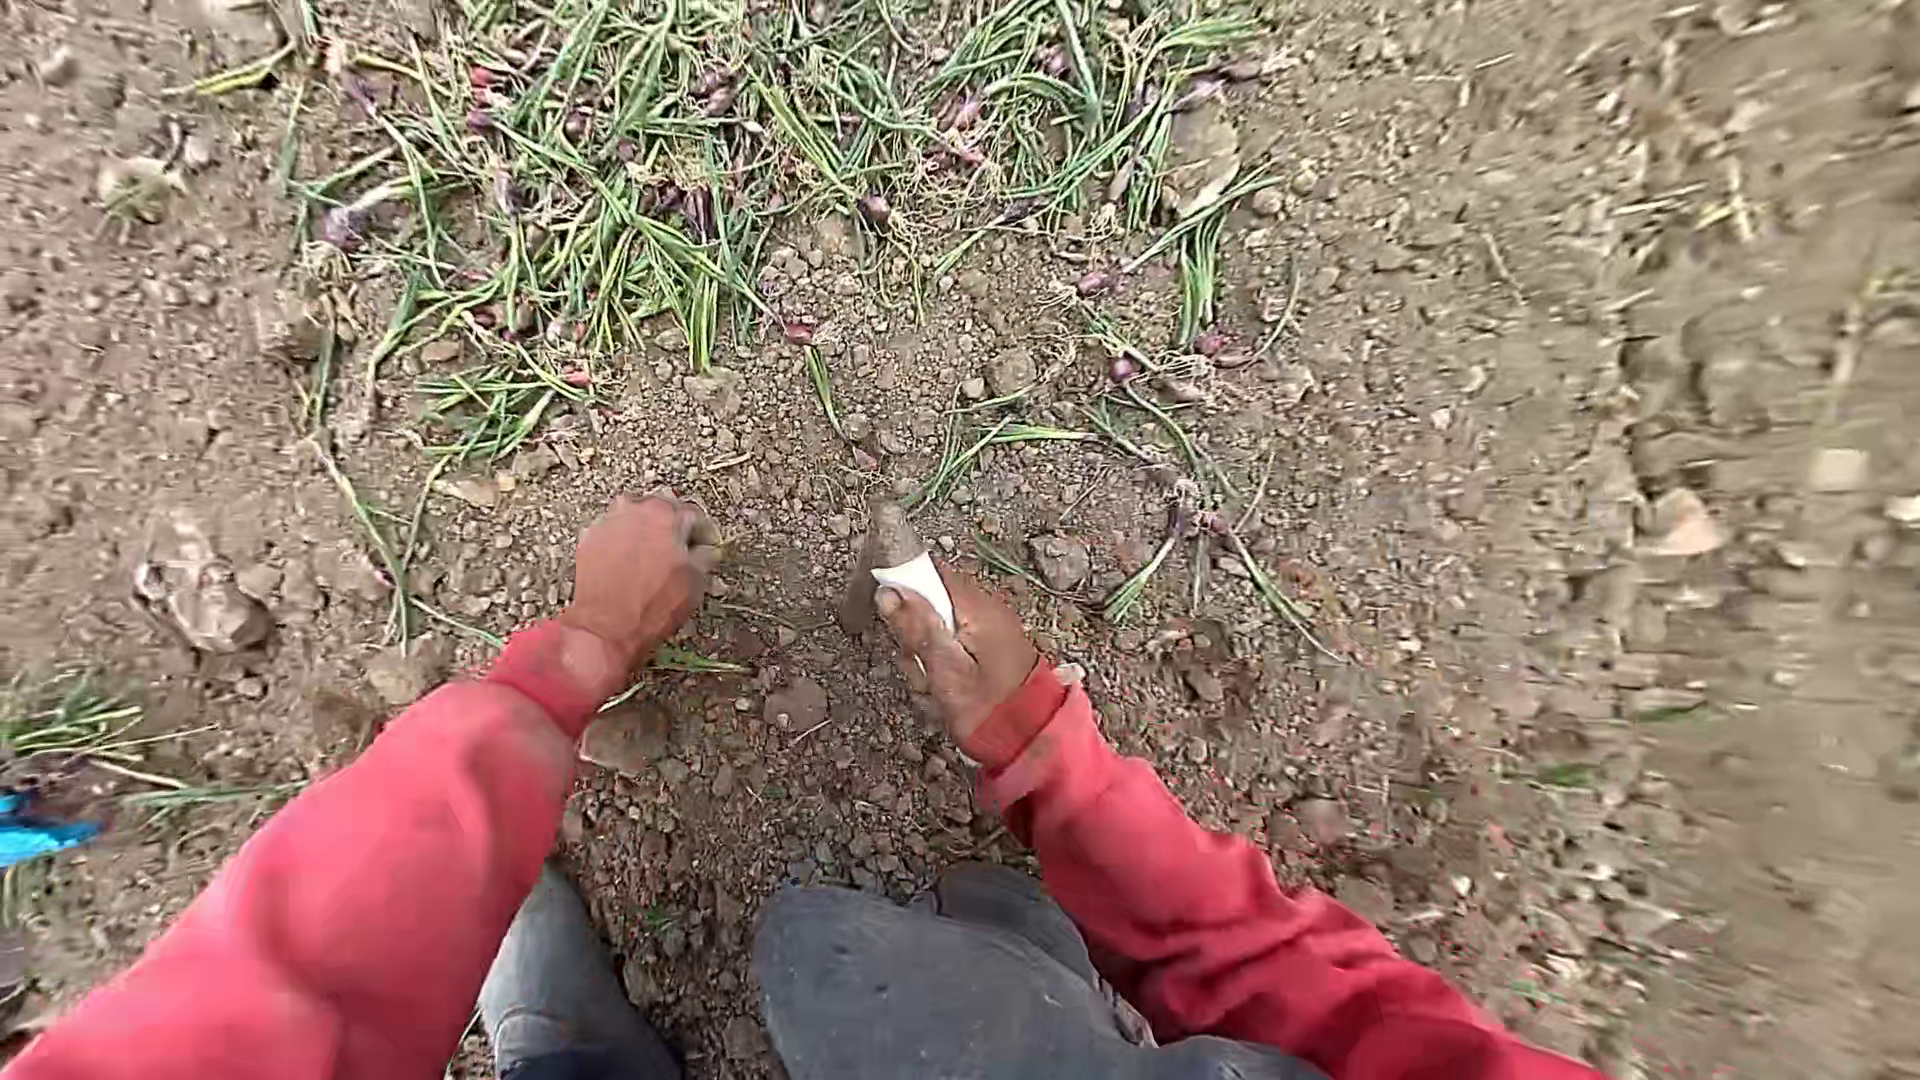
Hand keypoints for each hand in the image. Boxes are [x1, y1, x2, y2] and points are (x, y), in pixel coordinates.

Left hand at [558, 493, 716, 668]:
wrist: (607, 627)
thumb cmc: (653, 604)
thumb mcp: (696, 579)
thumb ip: (705, 554)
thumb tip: (705, 549)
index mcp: (665, 515)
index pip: (694, 515)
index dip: (704, 534)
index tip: (706, 547)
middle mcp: (634, 511)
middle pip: (661, 510)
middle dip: (673, 529)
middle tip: (681, 551)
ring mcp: (608, 524)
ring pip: (635, 519)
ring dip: (647, 532)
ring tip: (654, 557)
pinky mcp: (589, 540)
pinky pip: (613, 534)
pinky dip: (624, 544)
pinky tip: (631, 565)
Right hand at [876, 563, 1037, 745]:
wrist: (1032, 740)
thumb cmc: (989, 709)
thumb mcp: (946, 670)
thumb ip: (918, 629)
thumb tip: (889, 592)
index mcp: (976, 607)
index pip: (930, 572)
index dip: (904, 588)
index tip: (895, 620)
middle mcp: (985, 609)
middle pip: (931, 603)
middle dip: (916, 634)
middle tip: (923, 668)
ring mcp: (989, 628)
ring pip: (939, 627)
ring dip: (928, 656)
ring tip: (936, 685)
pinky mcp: (990, 647)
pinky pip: (954, 645)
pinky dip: (944, 665)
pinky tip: (948, 688)